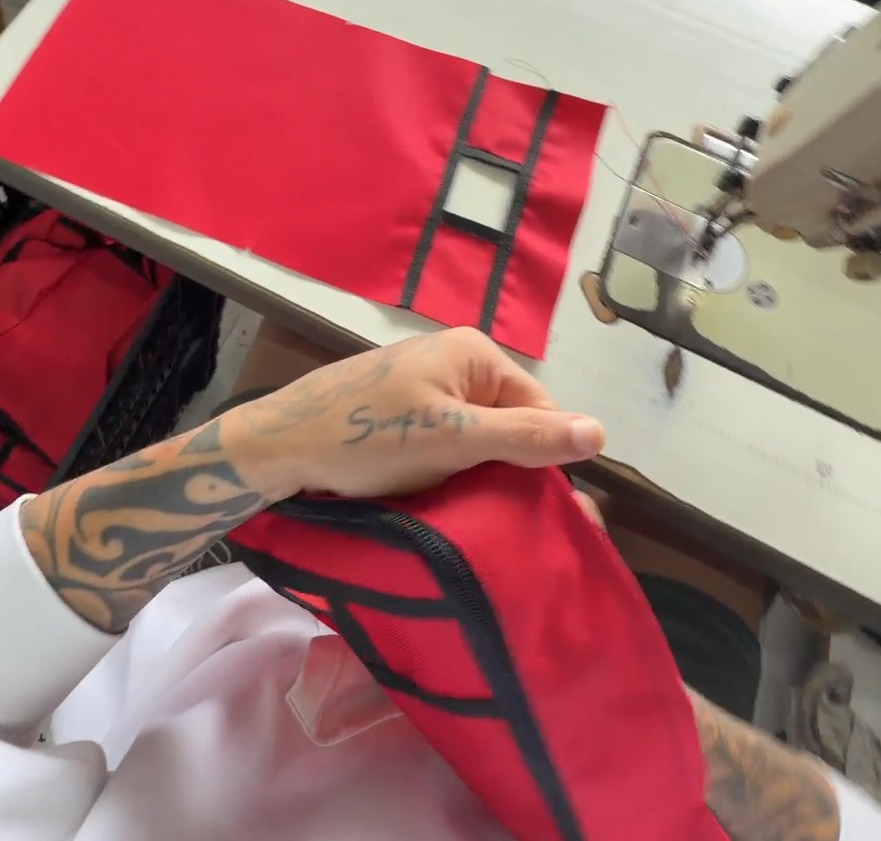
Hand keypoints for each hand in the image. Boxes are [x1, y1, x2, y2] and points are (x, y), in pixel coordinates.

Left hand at [227, 327, 605, 502]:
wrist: (280, 445)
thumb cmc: (366, 436)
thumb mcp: (452, 439)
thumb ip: (525, 436)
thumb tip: (601, 432)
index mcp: (472, 353)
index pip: (540, 407)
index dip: (548, 460)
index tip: (555, 517)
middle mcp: (451, 361)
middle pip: (508, 421)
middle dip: (514, 471)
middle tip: (519, 526)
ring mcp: (421, 386)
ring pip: (476, 438)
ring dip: (481, 475)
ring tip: (485, 518)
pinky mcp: (398, 412)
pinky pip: (443, 442)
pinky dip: (450, 471)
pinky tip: (449, 501)